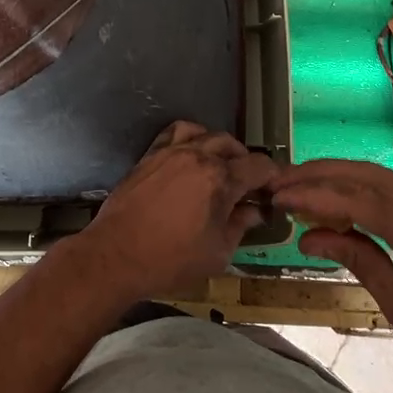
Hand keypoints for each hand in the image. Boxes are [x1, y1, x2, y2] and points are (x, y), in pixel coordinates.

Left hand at [67, 122, 276, 303]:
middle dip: (246, 162)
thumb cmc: (171, 260)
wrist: (117, 254)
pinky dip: (191, 136)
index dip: (272, 175)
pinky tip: (192, 153)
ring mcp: (171, 151)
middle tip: (248, 184)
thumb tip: (255, 210)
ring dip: (219, 147)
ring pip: (205, 133)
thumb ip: (240, 225)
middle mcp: (198, 155)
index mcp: (220, 179)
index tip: (274, 188)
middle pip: (232, 145)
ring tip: (221, 166)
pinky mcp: (151, 154)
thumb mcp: (217, 252)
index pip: (258, 166)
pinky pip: (176, 132)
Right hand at [271, 160, 392, 392]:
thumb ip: (360, 262)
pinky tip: (348, 203)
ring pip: (389, 179)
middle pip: (372, 175)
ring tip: (304, 188)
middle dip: (323, 174)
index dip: (315, 192)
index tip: (279, 193)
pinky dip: (371, 193)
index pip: (360, 197)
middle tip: (282, 181)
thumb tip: (310, 235)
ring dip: (344, 180)